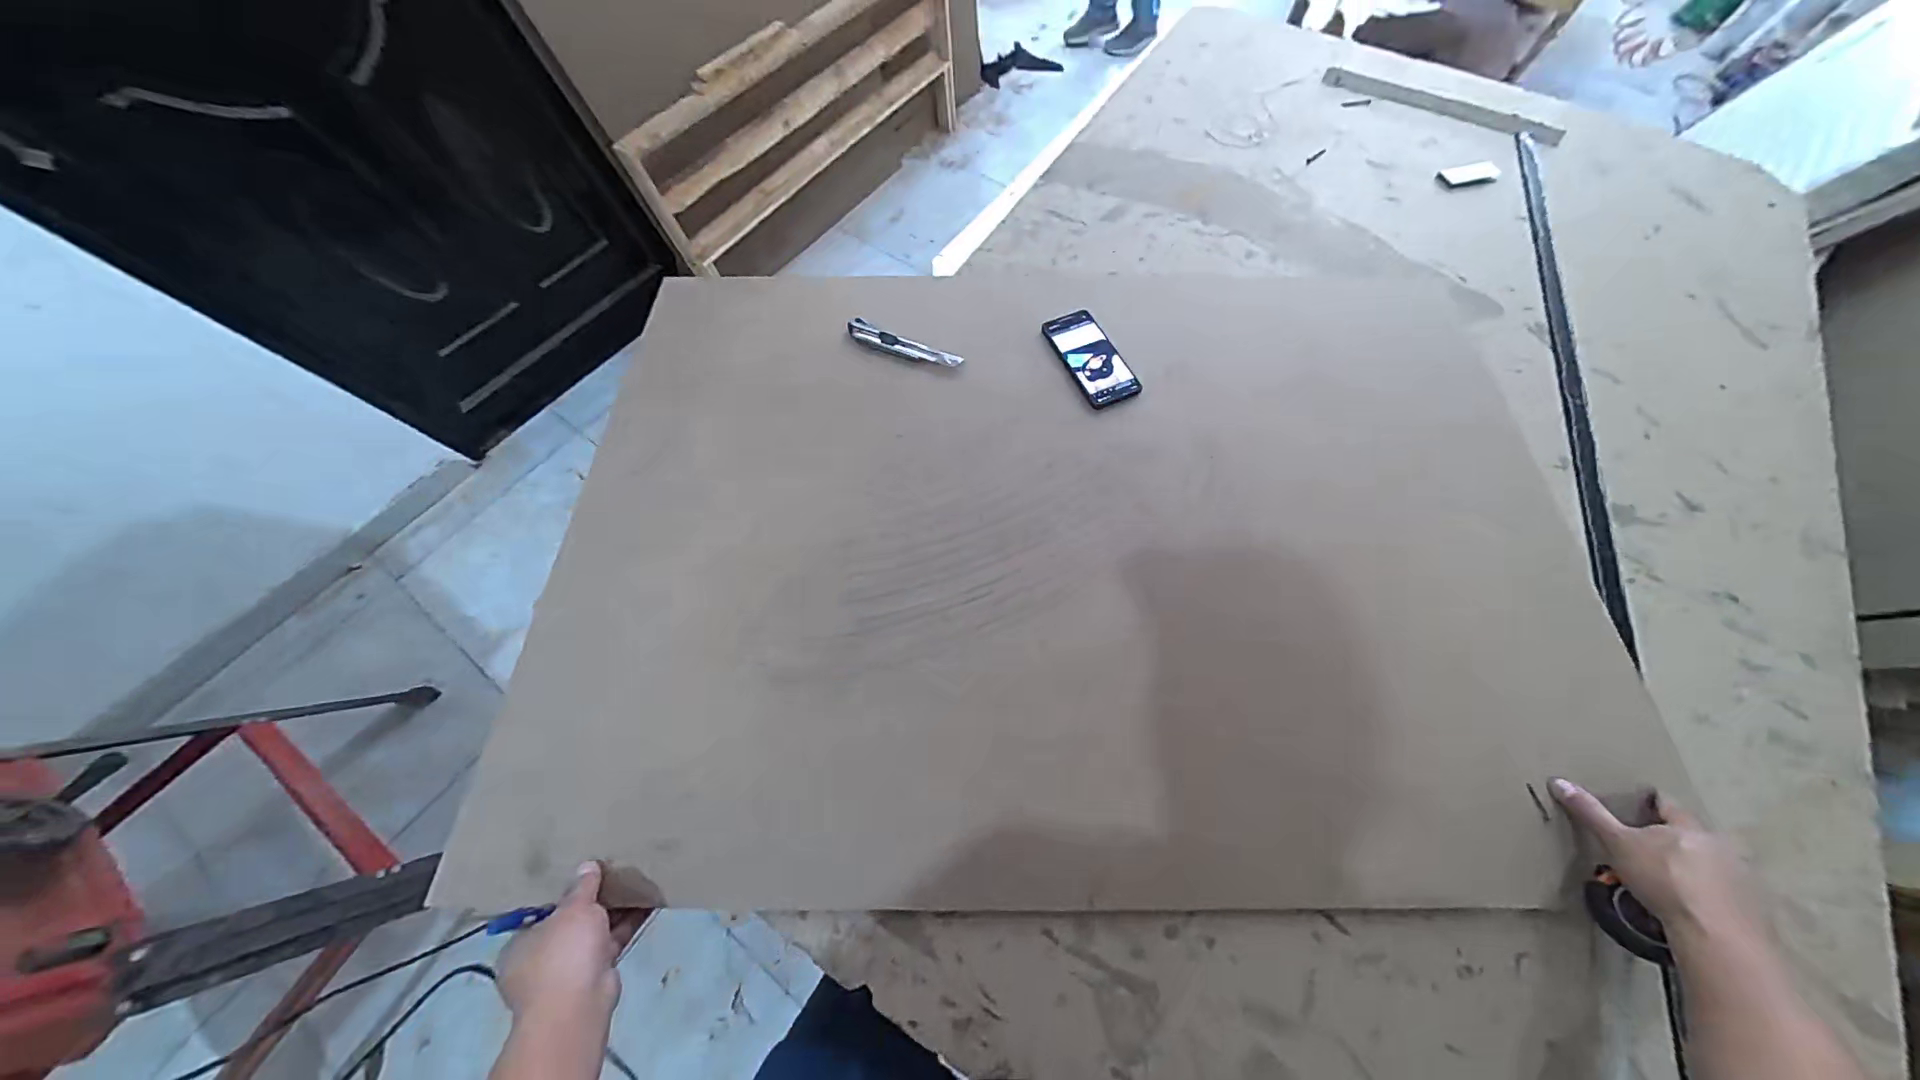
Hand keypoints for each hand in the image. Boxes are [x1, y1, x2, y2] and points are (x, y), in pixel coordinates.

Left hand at [496, 862, 622, 1025]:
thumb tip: (587, 865)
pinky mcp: (595, 974)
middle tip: (615, 872)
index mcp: (521, 943)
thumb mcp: (573, 908)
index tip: (584, 873)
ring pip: (594, 931)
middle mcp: (541, 957)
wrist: (578, 1004)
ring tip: (636, 880)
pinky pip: (612, 941)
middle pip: (571, 921)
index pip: (542, 911)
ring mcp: (569, 968)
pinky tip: (647, 902)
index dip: (564, 892)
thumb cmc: (563, 952)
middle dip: (594, 900)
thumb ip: (582, 886)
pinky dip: (628, 924)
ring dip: (615, 910)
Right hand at [1549, 778, 1754, 937]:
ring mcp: (1742, 876)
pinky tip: (1690, 902)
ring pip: (1709, 860)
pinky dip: (1706, 889)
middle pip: (1689, 832)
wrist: (1717, 935)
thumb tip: (1558, 781)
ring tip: (1665, 876)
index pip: (1666, 802)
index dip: (1647, 801)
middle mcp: (1720, 845)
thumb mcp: (1617, 843)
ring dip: (1690, 864)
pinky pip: (1724, 888)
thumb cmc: (1663, 879)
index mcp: (1688, 826)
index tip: (1630, 806)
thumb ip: (1590, 813)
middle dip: (1669, 836)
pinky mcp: (1753, 906)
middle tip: (1643, 845)